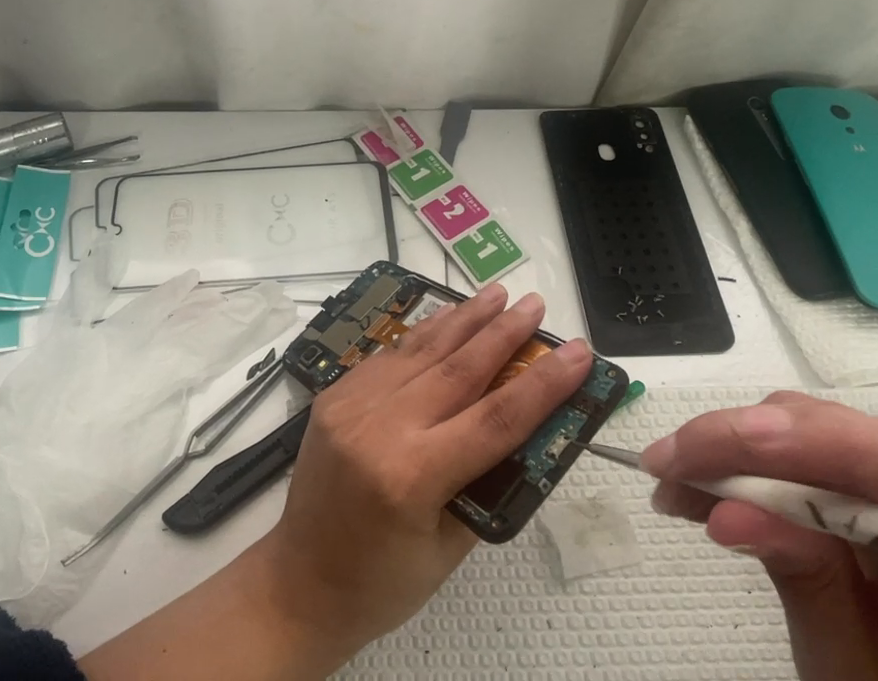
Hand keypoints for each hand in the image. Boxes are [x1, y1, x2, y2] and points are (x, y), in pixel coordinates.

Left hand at [261, 284, 593, 658]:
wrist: (299, 583)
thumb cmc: (382, 584)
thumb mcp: (451, 547)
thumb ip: (487, 481)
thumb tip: (524, 423)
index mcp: (412, 476)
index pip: (496, 419)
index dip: (543, 383)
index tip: (577, 352)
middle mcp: (379, 430)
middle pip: (458, 370)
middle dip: (504, 333)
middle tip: (537, 305)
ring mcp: (350, 408)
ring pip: (420, 351)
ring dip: (464, 319)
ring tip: (498, 294)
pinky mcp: (334, 398)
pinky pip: (388, 358)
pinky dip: (423, 335)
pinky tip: (447, 318)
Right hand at [643, 392, 877, 680]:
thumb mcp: (859, 676)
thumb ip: (809, 591)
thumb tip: (727, 512)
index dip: (828, 448)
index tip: (729, 446)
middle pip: (872, 445)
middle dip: (757, 443)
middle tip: (669, 464)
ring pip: (842, 436)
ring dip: (747, 450)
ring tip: (678, 480)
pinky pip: (834, 455)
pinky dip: (765, 465)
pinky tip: (713, 483)